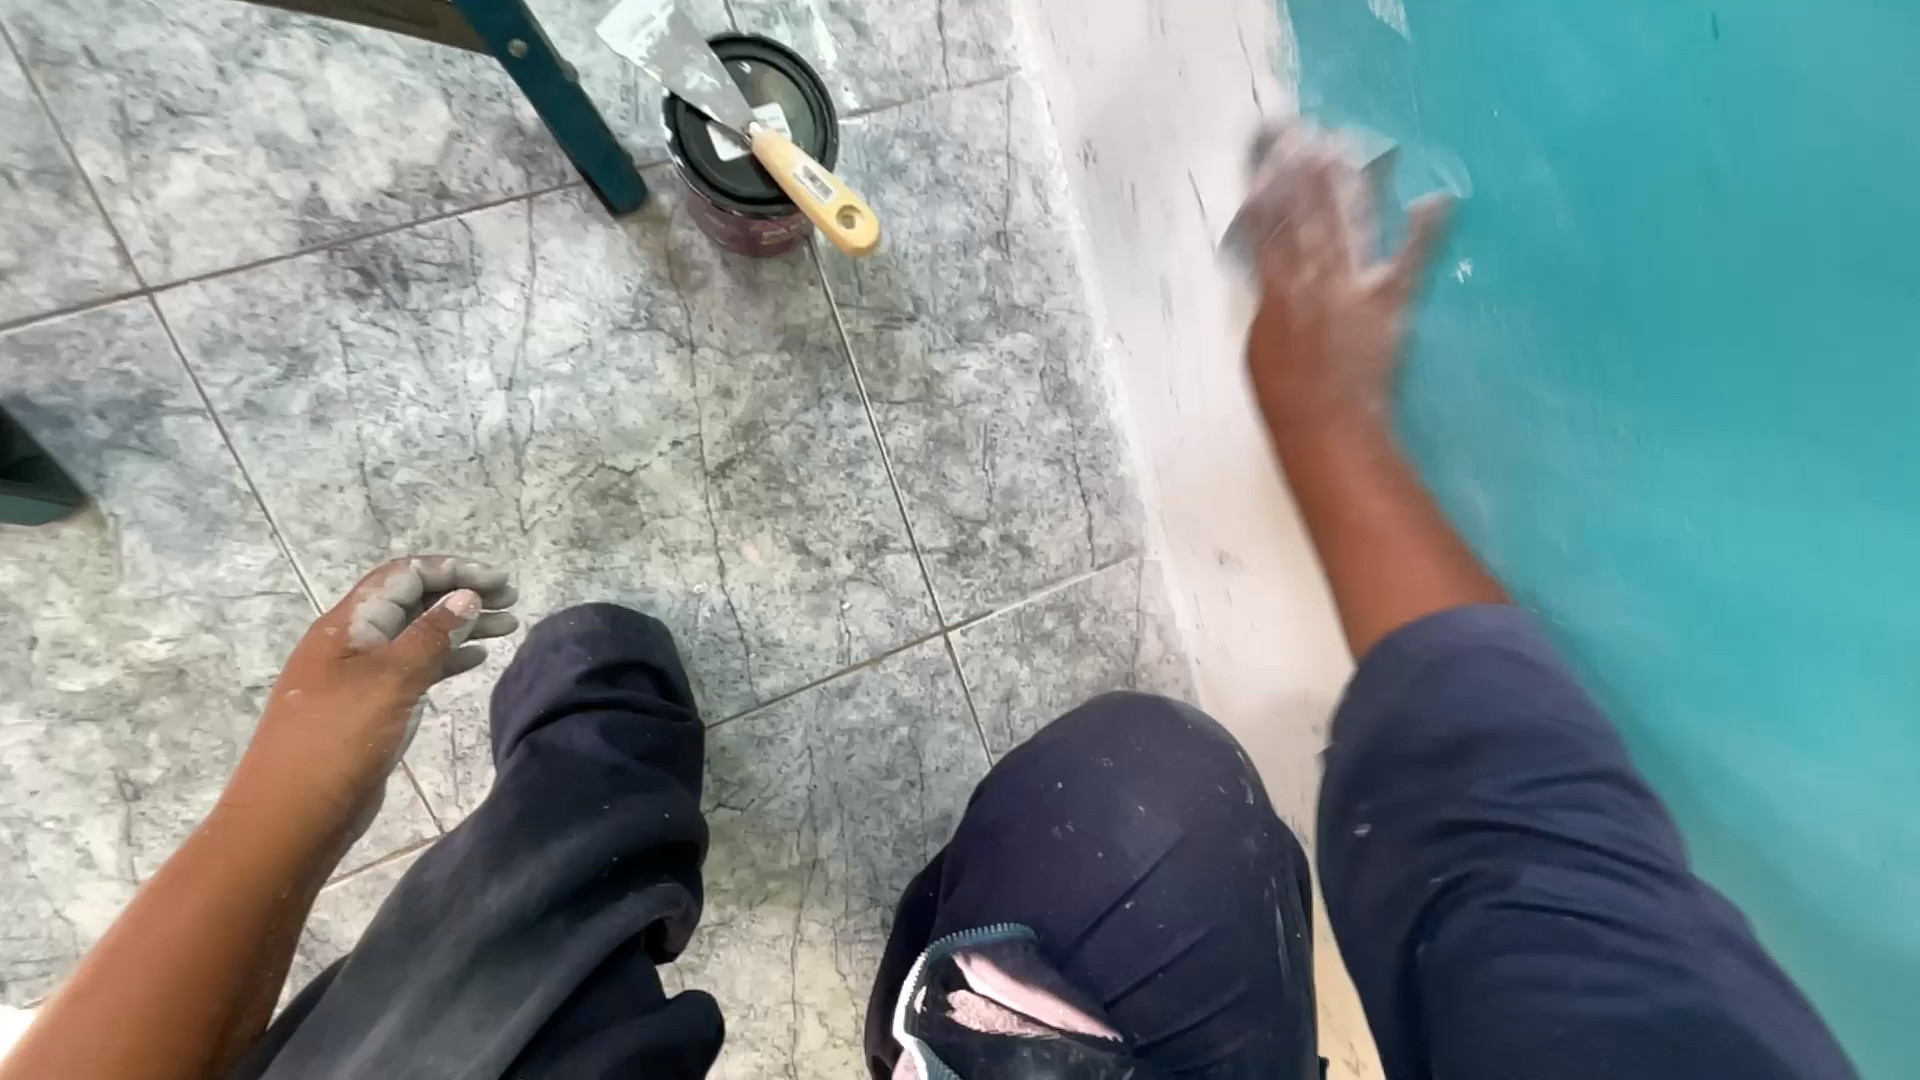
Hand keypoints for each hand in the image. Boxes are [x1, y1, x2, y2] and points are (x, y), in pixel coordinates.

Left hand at [225, 557, 518, 839]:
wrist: (293, 815)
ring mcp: (362, 673)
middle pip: (414, 600)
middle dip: (462, 593)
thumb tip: (467, 596)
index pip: (404, 576)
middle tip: (511, 600)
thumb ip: (432, 634)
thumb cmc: (338, 740)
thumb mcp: (392, 679)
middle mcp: (354, 642)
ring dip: (463, 624)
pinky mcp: (374, 702)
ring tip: (509, 626)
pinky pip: (418, 664)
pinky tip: (478, 657)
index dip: (452, 570)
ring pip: (420, 632)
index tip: (498, 581)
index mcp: (348, 626)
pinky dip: (450, 655)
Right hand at [1243, 121, 1449, 439]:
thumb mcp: (1258, 349)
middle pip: (1304, 219)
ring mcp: (1352, 290)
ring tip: (1342, 148)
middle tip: (1300, 135)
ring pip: (1346, 228)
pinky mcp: (1389, 304)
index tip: (1263, 162)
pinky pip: (1409, 263)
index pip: (1266, 234)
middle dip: (1300, 175)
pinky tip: (1435, 199)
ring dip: (1344, 186)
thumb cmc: (1283, 395)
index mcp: (1276, 296)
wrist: (1326, 426)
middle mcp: (1312, 283)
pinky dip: (1423, 232)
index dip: (1264, 196)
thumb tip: (1273, 275)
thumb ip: (1267, 306)